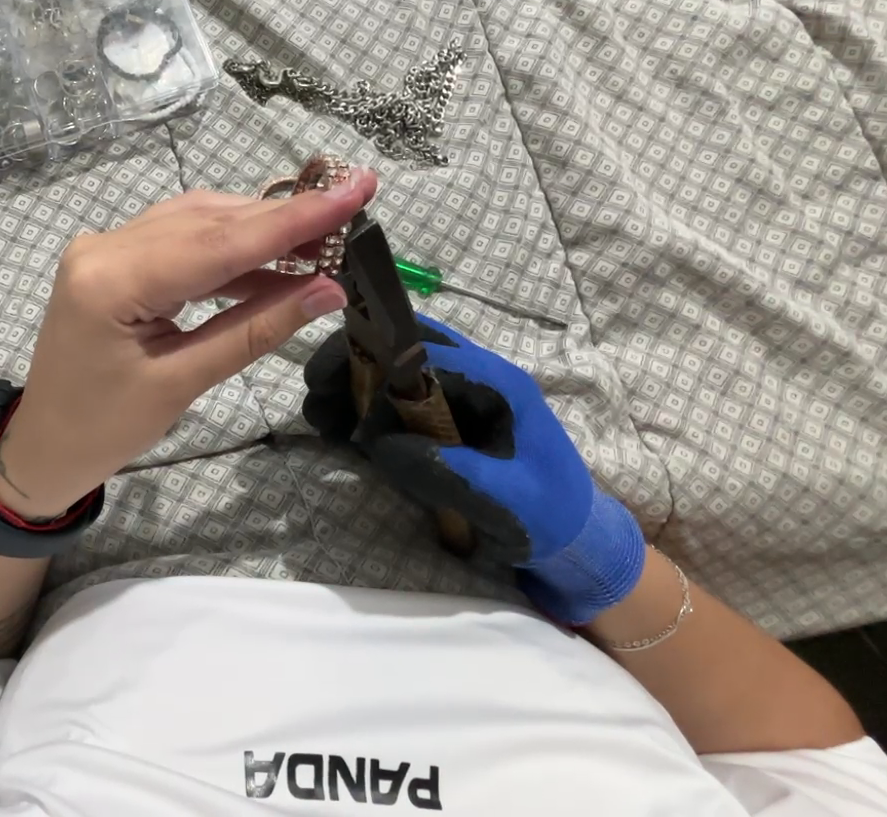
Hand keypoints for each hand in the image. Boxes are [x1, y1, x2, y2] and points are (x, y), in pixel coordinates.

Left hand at [0, 170, 378, 519]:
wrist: (43, 445)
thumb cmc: (105, 430)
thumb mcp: (183, 383)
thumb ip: (255, 329)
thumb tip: (329, 289)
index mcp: (111, 279)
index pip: (220, 241)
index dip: (294, 218)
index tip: (355, 188)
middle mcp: (104, 246)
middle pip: (208, 222)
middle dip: (283, 219)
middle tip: (352, 211)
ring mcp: (104, 247)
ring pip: (196, 223)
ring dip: (258, 232)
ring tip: (322, 242)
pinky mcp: (111, 258)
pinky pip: (178, 240)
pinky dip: (227, 250)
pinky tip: (271, 262)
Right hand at [304, 314, 644, 624]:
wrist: (571, 539)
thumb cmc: (546, 517)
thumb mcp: (504, 501)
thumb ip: (445, 470)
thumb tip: (380, 442)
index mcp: (497, 384)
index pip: (427, 352)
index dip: (376, 362)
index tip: (335, 385)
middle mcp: (474, 378)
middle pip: (404, 347)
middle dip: (354, 361)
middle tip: (315, 389)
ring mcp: (457, 396)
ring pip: (394, 369)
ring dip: (352, 383)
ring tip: (317, 413)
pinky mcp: (443, 419)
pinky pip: (396, 399)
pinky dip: (362, 407)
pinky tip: (335, 427)